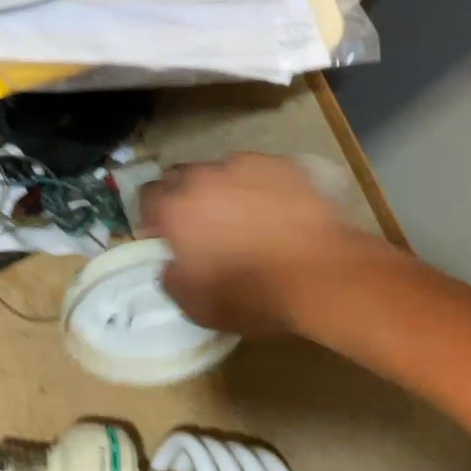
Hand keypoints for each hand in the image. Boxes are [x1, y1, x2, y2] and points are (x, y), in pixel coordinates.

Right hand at [139, 153, 395, 335]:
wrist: (323, 275)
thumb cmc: (252, 294)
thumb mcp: (195, 304)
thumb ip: (171, 278)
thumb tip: (171, 265)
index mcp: (175, 208)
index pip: (146, 197)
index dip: (152, 217)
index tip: (164, 236)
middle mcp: (204, 177)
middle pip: (181, 177)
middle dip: (184, 197)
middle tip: (201, 226)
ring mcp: (246, 165)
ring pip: (222, 171)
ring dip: (224, 190)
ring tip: (245, 218)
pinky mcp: (285, 165)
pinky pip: (262, 172)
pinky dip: (262, 187)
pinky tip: (278, 211)